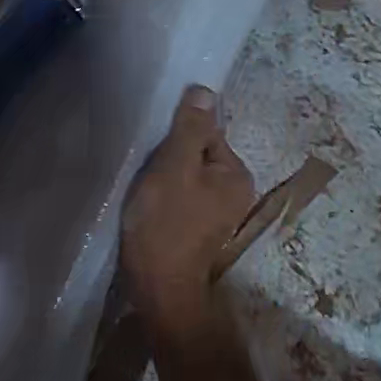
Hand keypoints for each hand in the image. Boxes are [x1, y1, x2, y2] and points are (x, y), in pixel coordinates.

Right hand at [120, 85, 256, 333]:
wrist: (159, 289)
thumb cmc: (165, 224)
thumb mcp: (174, 167)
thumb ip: (189, 129)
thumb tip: (205, 91)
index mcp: (236, 174)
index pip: (206, 133)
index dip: (177, 137)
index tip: (155, 153)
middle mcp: (235, 192)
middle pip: (196, 154)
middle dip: (170, 158)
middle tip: (146, 174)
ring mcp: (217, 214)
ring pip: (187, 177)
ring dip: (165, 178)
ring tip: (144, 191)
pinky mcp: (198, 230)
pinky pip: (182, 198)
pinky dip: (165, 197)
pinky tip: (148, 207)